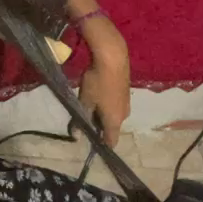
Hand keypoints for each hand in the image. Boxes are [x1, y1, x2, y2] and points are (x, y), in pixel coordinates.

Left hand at [76, 15, 129, 146]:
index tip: (90, 141)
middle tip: (84, 117)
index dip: (101, 143)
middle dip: (99, 125)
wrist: (114, 58)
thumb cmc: (98, 82)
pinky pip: (117, 104)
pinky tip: (99, 93)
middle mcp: (124, 115)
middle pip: (112, 127)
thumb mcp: (85, 101)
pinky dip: (108, 104)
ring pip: (114, 115)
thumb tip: (75, 136)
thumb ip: (80, 119)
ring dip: (103, 113)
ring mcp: (127, 103)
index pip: (111, 141)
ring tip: (89, 103)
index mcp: (115, 121)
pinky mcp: (127, 92)